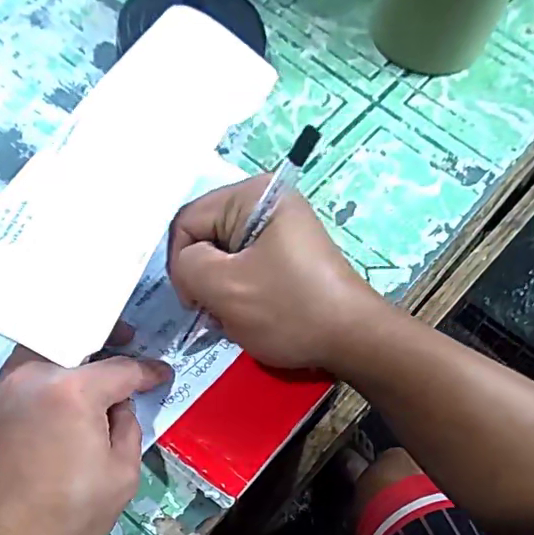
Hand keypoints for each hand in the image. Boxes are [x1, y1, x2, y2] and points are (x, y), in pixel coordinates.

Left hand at [0, 346, 169, 534]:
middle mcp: (33, 378)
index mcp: (73, 390)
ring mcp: (4, 392)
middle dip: (105, 342)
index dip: (148, 371)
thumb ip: (127, 430)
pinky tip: (65, 405)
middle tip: (128, 344)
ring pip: (44, 358)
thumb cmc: (68, 514)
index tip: (163, 374)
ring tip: (96, 377)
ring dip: (72, 360)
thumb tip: (118, 409)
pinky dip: (50, 381)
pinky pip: (27, 381)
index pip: (121, 368)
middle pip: (74, 345)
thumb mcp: (121, 476)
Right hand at [167, 174, 390, 371]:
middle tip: (219, 314)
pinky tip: (255, 318)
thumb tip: (188, 267)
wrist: (352, 339)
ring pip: (225, 261)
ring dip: (223, 295)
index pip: (187, 221)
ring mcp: (281, 232)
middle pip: (206, 239)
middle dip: (205, 281)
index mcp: (254, 195)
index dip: (181, 264)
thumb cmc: (289, 311)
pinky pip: (248, 272)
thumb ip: (188, 266)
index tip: (195, 303)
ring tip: (240, 319)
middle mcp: (267, 203)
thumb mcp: (226, 288)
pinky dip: (243, 298)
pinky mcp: (290, 259)